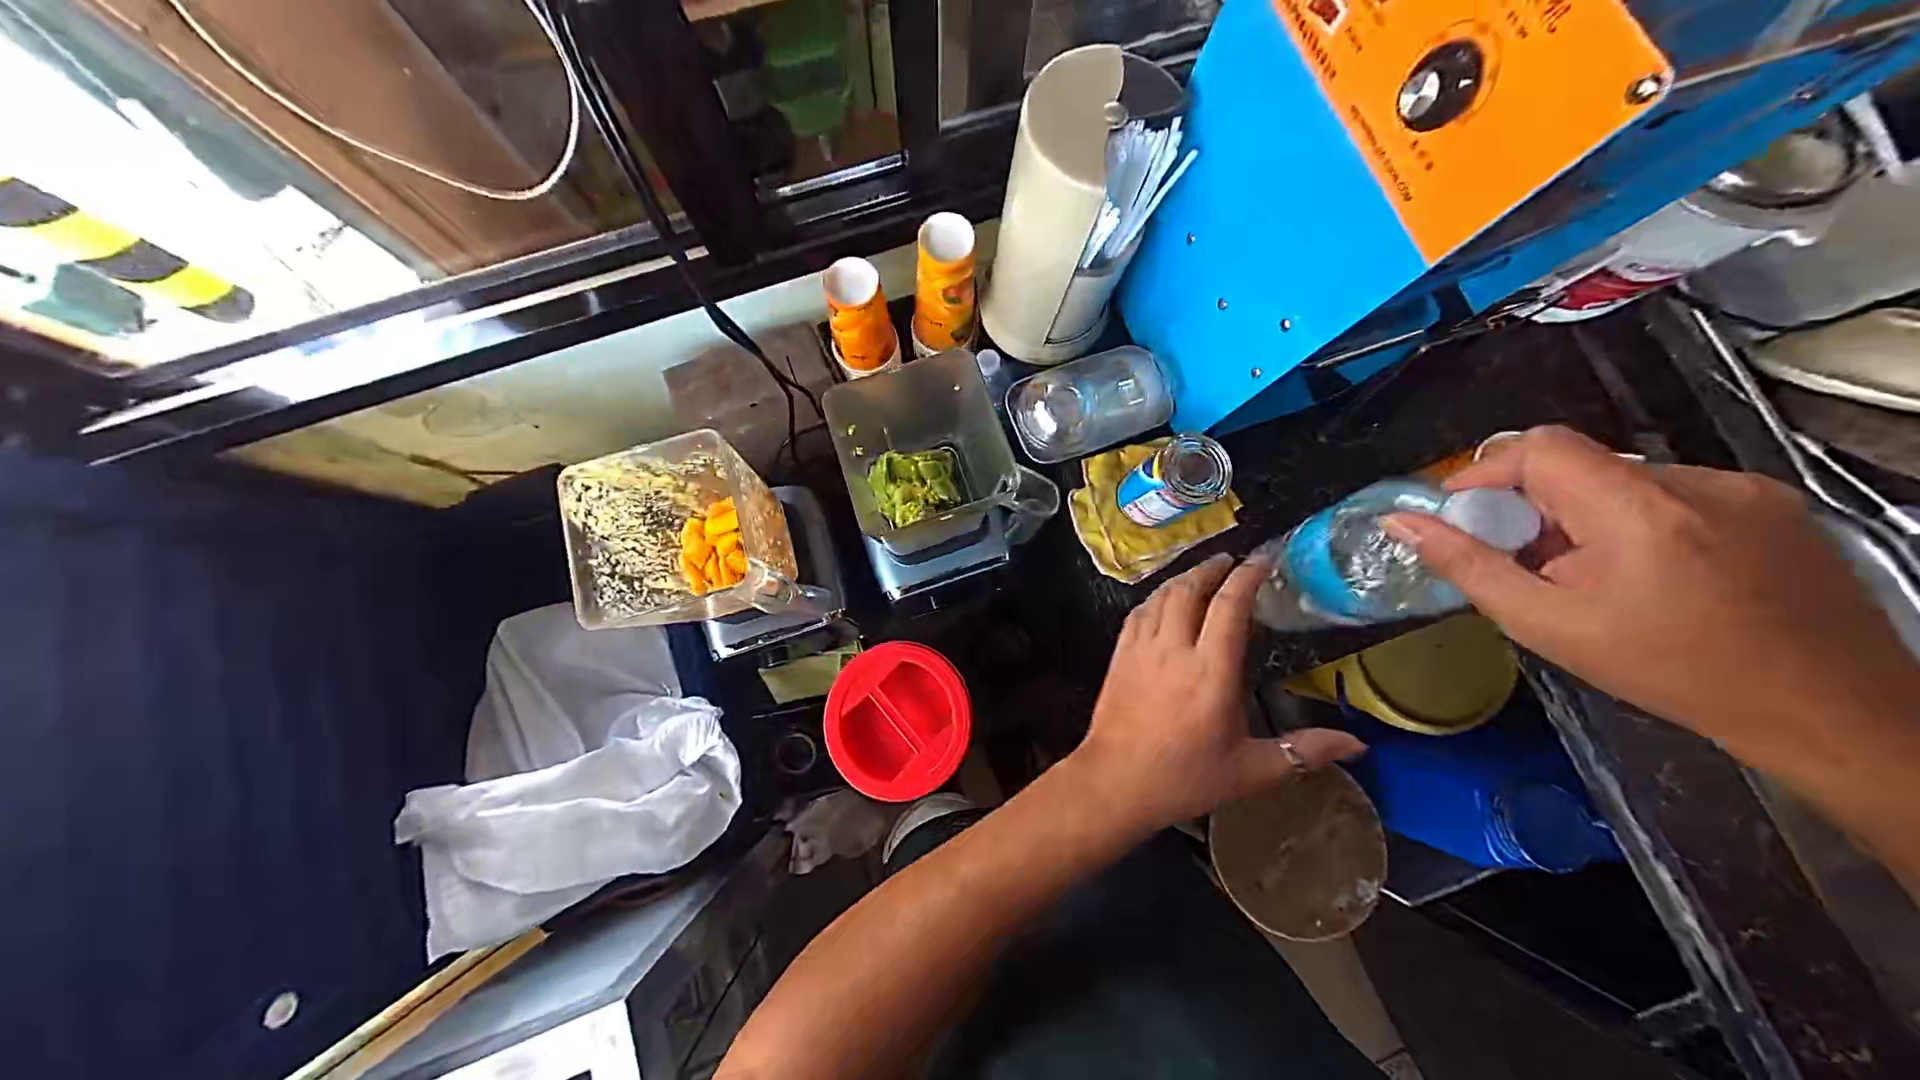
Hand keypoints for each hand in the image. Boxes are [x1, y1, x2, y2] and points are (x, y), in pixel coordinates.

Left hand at [1071, 553, 1365, 832]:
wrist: (1115, 782)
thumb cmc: (1184, 778)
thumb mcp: (1251, 770)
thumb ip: (1304, 752)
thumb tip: (1357, 745)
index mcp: (1210, 670)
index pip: (1229, 605)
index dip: (1247, 576)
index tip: (1262, 560)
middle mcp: (1173, 649)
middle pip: (1190, 590)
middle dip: (1212, 568)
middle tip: (1231, 561)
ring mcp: (1140, 649)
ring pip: (1161, 597)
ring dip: (1183, 579)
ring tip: (1201, 574)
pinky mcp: (1119, 656)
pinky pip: (1137, 613)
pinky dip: (1155, 598)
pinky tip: (1162, 601)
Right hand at [1380, 425, 1919, 747]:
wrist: (1828, 711)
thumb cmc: (1670, 671)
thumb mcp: (1545, 624)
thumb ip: (1466, 565)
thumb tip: (1400, 524)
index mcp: (1636, 509)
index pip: (1538, 447)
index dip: (1486, 471)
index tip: (1462, 514)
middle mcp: (1694, 482)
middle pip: (1577, 466)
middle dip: (1532, 506)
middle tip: (1525, 562)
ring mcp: (1742, 489)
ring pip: (1622, 481)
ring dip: (1584, 516)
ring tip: (1592, 577)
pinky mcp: (1773, 504)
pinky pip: (1671, 494)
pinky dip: (1636, 522)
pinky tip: (1650, 574)